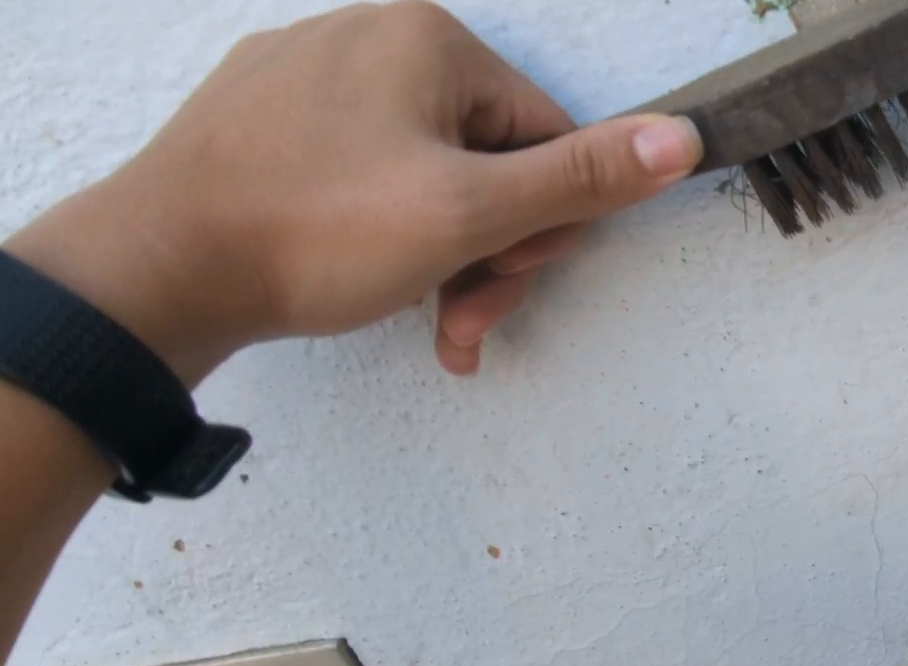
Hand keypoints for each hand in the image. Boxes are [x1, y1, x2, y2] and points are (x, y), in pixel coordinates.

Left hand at [1, 0, 701, 381]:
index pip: (555, 141)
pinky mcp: (289, 120)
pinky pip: (390, 180)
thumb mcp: (477, 211)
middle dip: (502, 253)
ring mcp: (326, 78)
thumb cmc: (329, 232)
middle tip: (470, 309)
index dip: (551, 223)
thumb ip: (586, 177)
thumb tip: (686, 137)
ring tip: (442, 324)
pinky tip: (399, 291)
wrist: (160, 270)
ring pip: (450, 182)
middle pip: (503, 165)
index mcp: (433, 45)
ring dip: (463, 266)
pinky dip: (410, 243)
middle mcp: (380, 40)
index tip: (506, 273)